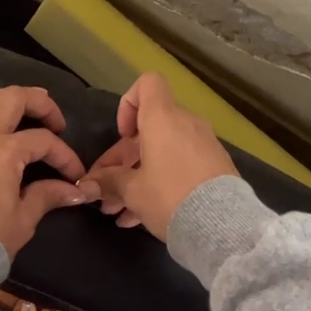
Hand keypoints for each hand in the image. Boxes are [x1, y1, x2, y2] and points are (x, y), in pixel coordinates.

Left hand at [0, 78, 89, 257]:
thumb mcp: (24, 218)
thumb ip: (48, 195)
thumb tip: (75, 191)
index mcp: (4, 151)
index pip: (42, 141)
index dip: (64, 156)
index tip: (75, 176)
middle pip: (14, 100)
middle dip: (41, 105)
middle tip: (56, 123)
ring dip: (12, 97)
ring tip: (32, 100)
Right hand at [78, 73, 234, 239]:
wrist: (225, 227)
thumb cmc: (171, 196)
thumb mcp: (133, 191)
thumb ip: (107, 183)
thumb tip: (86, 186)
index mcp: (163, 119)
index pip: (148, 84)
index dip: (129, 104)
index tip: (123, 136)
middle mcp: (185, 125)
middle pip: (148, 130)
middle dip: (122, 161)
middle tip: (105, 192)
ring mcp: (203, 147)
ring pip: (161, 154)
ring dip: (136, 179)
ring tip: (117, 213)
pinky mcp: (214, 169)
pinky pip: (178, 168)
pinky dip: (158, 185)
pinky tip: (138, 218)